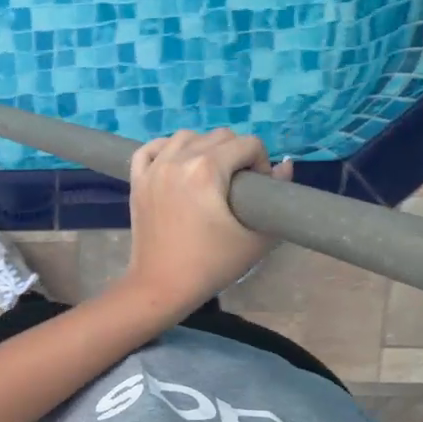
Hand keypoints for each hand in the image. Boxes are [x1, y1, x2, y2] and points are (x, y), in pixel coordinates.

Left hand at [120, 128, 291, 316]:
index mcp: (206, 170)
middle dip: (237, 154)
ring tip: (211, 175)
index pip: (247, 143)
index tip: (257, 190)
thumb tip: (285, 167)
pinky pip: (149, 149)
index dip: (261, 163)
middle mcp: (177, 161)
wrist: (162, 285)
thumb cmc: (211, 265)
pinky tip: (177, 164)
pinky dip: (165, 149)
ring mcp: (153, 170)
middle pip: (219, 136)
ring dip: (204, 148)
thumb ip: (277, 196)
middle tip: (238, 185)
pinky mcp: (137, 181)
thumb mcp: (256, 237)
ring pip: (185, 137)